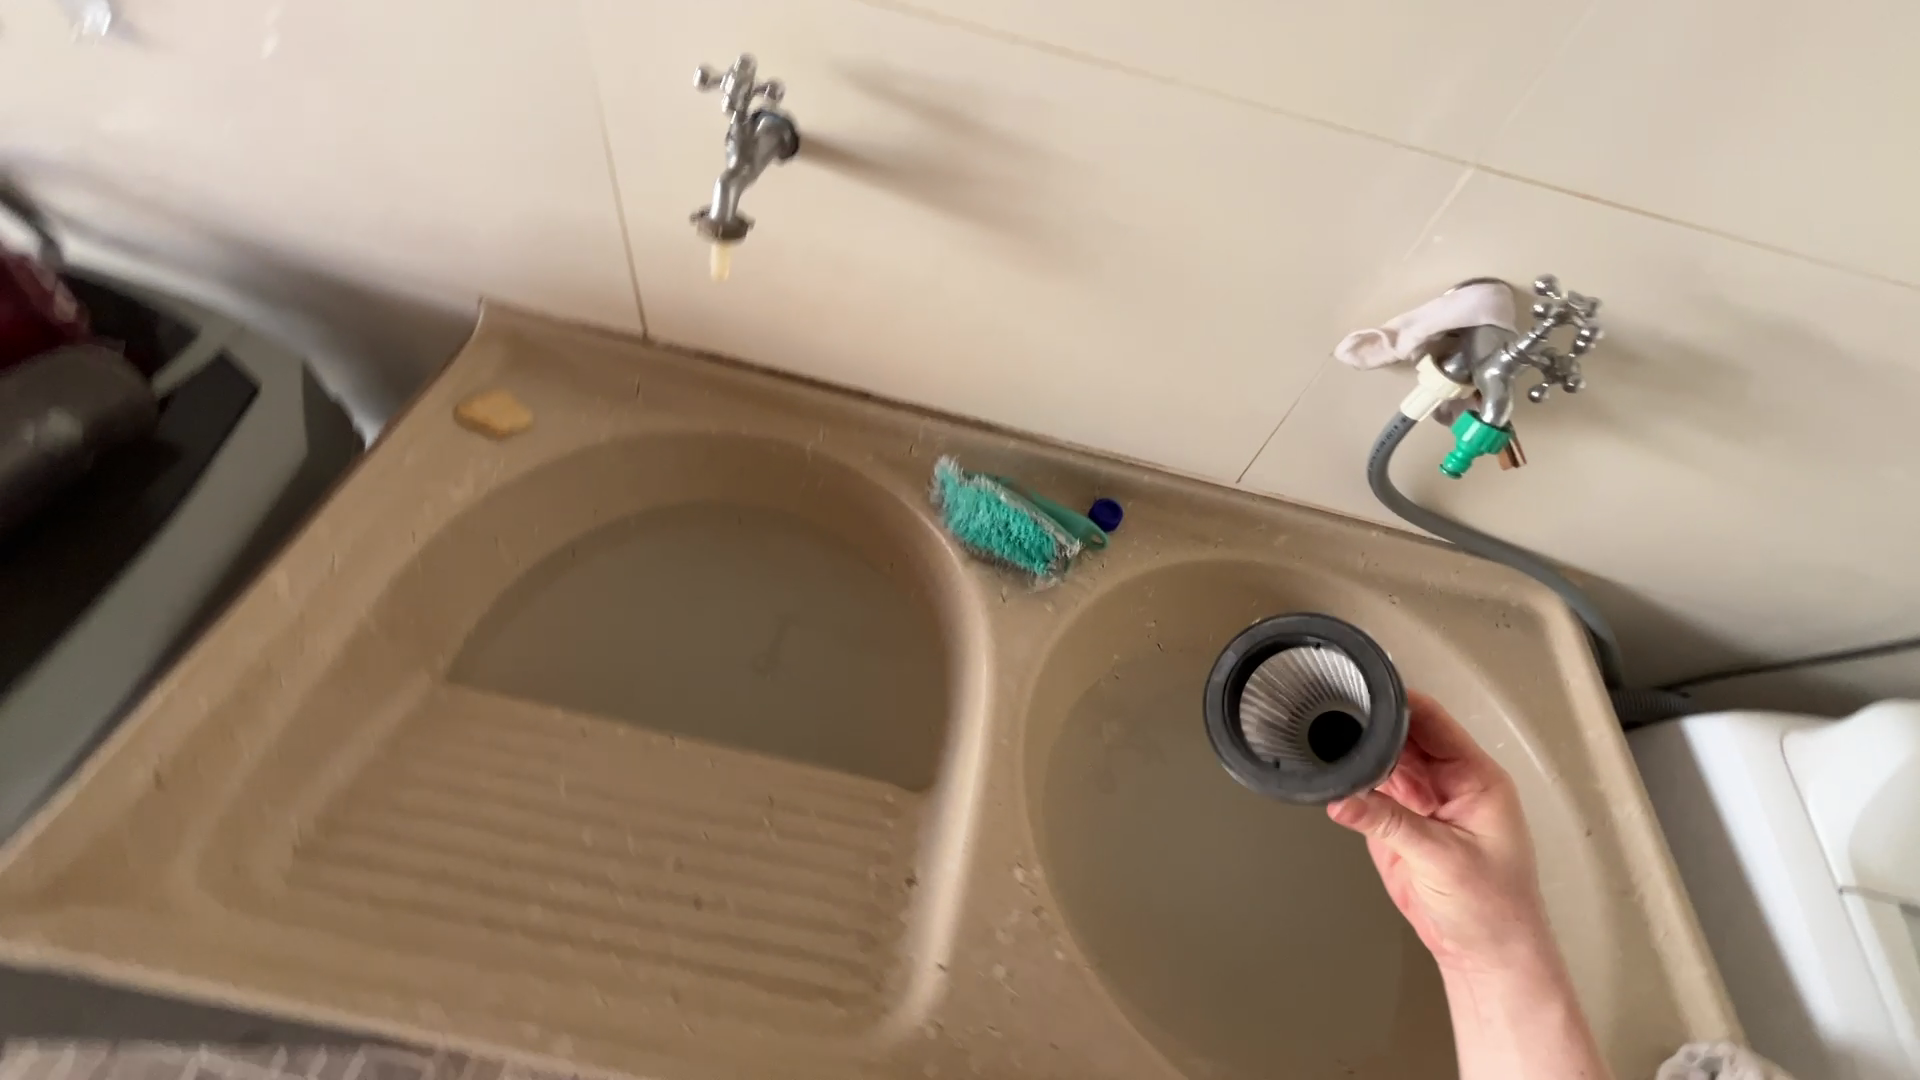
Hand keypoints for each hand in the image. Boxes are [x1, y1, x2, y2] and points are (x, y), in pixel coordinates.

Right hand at [1326, 691, 1550, 975]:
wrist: (1483, 956)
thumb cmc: (1494, 910)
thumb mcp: (1442, 859)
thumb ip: (1388, 822)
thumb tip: (1343, 799)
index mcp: (1475, 777)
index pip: (1432, 721)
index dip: (1398, 702)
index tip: (1363, 691)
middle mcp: (1447, 781)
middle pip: (1401, 735)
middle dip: (1369, 726)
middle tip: (1331, 717)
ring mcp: (1419, 799)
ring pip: (1381, 758)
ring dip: (1356, 754)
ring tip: (1326, 748)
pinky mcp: (1396, 819)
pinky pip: (1367, 788)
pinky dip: (1349, 782)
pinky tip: (1332, 779)